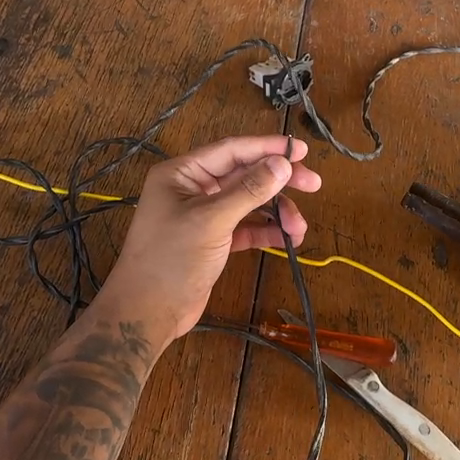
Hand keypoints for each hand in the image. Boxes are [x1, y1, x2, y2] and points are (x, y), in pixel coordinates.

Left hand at [94, 135, 321, 346]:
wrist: (147, 312)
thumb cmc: (171, 259)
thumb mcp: (211, 220)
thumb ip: (248, 190)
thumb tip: (282, 163)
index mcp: (182, 173)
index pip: (231, 150)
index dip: (267, 148)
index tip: (300, 150)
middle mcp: (192, 189)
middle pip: (243, 174)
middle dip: (277, 180)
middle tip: (313, 184)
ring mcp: (202, 215)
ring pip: (247, 203)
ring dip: (275, 211)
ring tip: (299, 227)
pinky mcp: (212, 240)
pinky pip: (245, 227)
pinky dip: (265, 231)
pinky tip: (286, 239)